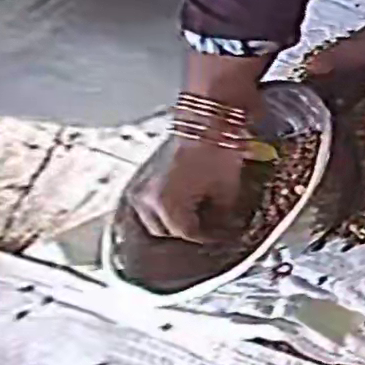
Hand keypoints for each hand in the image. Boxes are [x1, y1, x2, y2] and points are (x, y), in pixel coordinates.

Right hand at [128, 138, 248, 243]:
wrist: (202, 127)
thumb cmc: (218, 157)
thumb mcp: (228, 189)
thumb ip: (223, 213)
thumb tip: (226, 224)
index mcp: (166, 206)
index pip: (185, 232)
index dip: (208, 236)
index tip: (223, 236)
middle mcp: (144, 201)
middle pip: (163, 230)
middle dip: (187, 232)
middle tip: (210, 230)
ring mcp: (136, 190)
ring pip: (150, 219)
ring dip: (171, 222)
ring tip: (197, 219)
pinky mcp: (138, 180)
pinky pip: (146, 205)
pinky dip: (162, 210)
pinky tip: (181, 206)